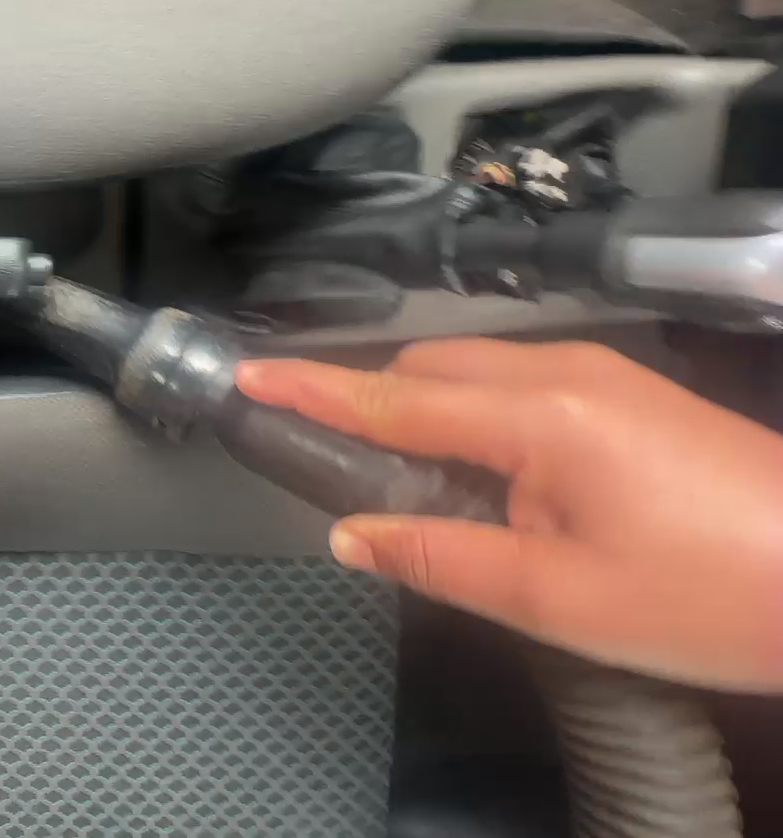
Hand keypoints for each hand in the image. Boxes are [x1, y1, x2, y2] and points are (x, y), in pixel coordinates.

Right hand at [238, 339, 782, 692]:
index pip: (388, 398)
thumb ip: (437, 558)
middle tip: (335, 456)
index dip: (307, 387)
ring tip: (406, 471)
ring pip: (461, 368)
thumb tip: (346, 537)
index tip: (244, 373)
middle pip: (420, 368)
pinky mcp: (622, 390)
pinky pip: (504, 380)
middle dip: (363, 397)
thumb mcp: (562, 600)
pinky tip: (478, 463)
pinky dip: (457, 408)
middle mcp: (559, 374)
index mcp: (538, 419)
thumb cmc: (725, 598)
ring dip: (411, 404)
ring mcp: (596, 374)